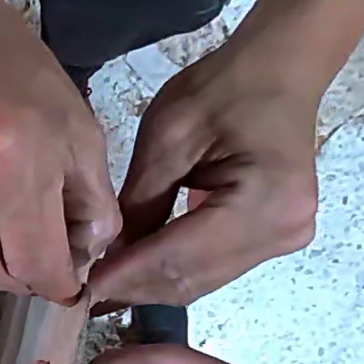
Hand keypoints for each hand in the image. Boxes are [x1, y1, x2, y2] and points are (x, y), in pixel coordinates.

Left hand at [88, 45, 319, 306]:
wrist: (280, 70)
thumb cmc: (223, 88)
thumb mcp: (166, 139)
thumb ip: (138, 204)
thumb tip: (109, 258)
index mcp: (264, 201)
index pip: (178, 257)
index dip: (126, 276)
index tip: (80, 289)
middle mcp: (281, 231)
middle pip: (190, 279)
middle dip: (132, 288)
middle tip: (82, 293)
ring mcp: (283, 240)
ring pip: (198, 281)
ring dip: (147, 286)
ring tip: (100, 285)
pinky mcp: (271, 240)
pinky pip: (210, 269)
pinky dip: (169, 272)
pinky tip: (132, 272)